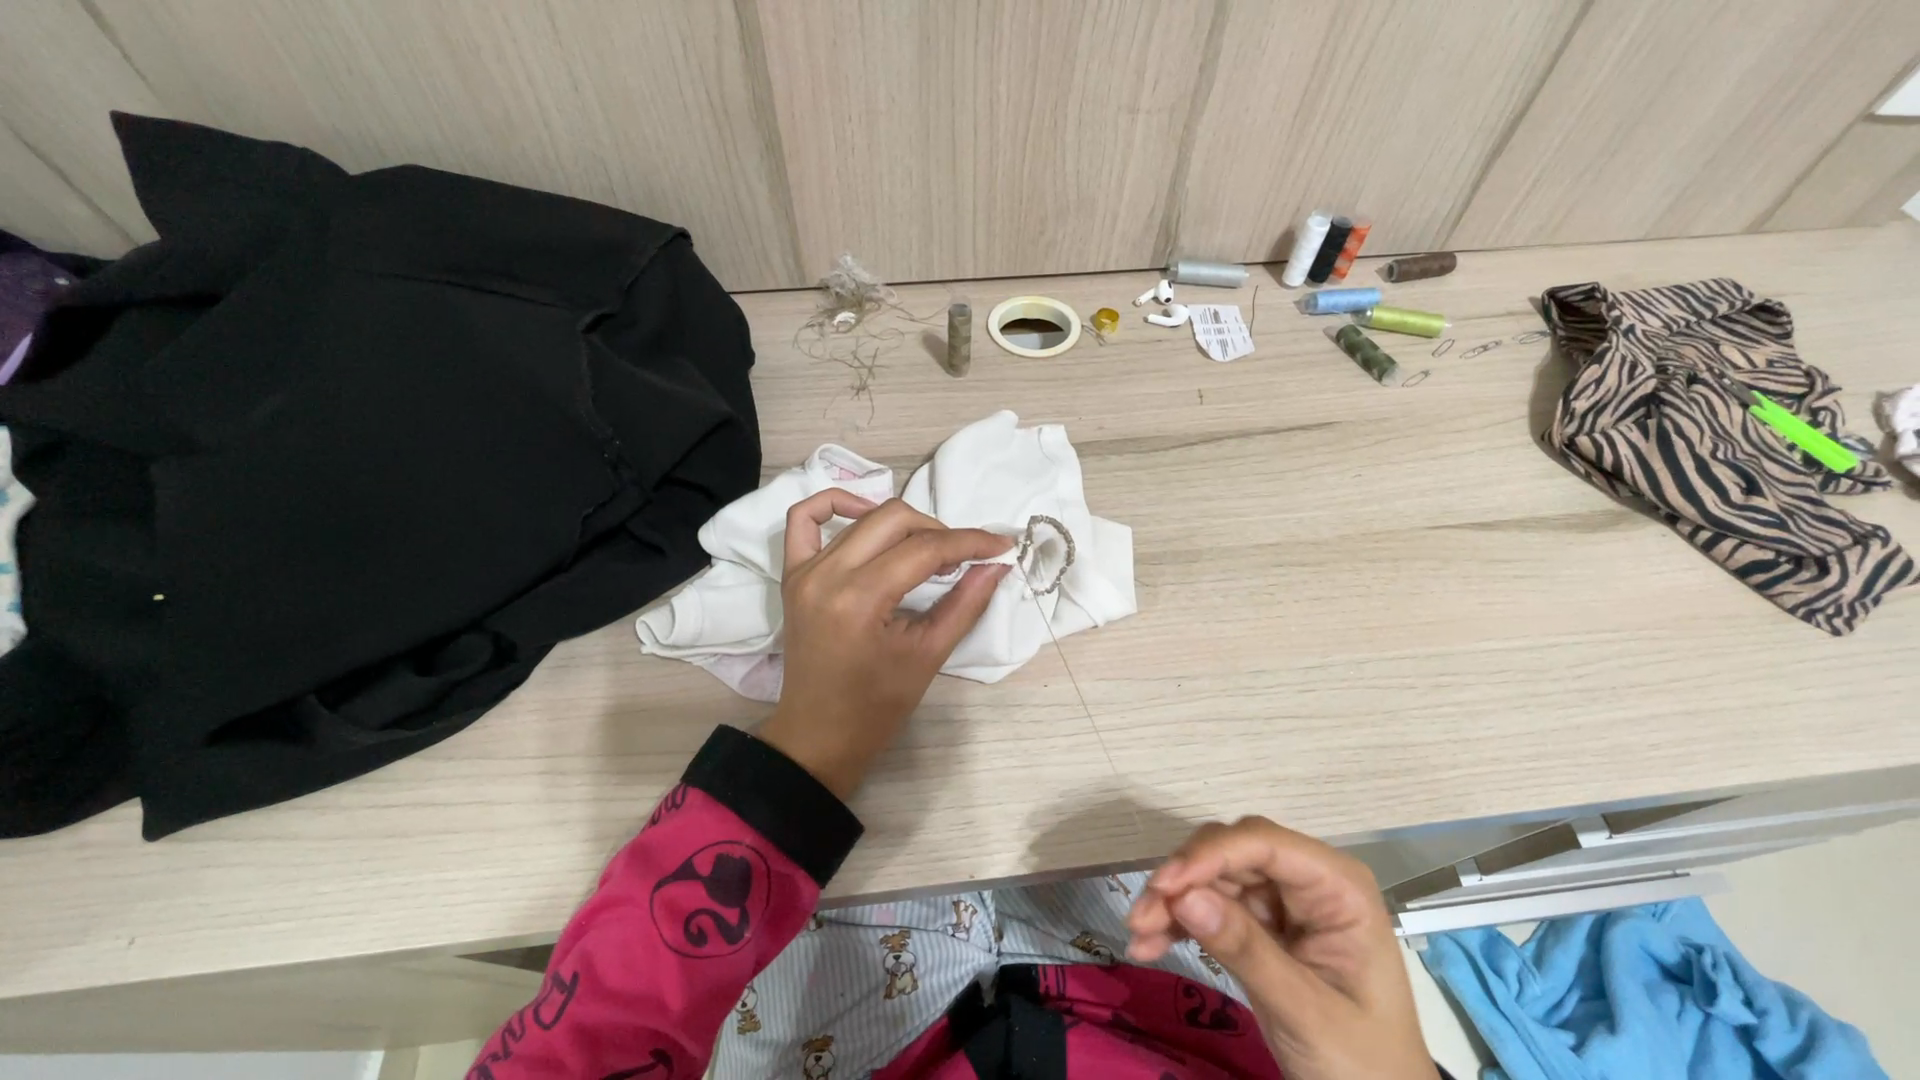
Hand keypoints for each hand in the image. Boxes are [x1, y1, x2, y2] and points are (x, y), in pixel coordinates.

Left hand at [756, 492, 1011, 798]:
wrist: (819, 735)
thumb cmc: (876, 707)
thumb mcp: (929, 655)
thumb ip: (966, 603)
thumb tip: (998, 564)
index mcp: (860, 599)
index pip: (924, 549)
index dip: (970, 542)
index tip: (1002, 545)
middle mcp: (827, 574)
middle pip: (894, 519)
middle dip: (939, 531)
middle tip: (964, 559)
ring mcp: (803, 571)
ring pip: (861, 518)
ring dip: (904, 525)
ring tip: (928, 552)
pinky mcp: (792, 574)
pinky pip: (803, 519)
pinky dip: (834, 505)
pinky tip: (865, 515)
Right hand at [1126, 817, 1435, 1079]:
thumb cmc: (1362, 1061)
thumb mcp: (1306, 1011)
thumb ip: (1247, 951)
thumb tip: (1183, 895)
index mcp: (1337, 887)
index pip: (1265, 843)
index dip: (1210, 855)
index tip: (1164, 885)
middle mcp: (1307, 881)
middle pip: (1231, 854)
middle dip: (1184, 880)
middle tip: (1141, 917)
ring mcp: (1282, 903)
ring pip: (1213, 878)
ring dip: (1172, 903)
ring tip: (1138, 936)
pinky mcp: (1261, 927)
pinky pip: (1211, 908)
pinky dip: (1179, 923)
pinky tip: (1149, 944)